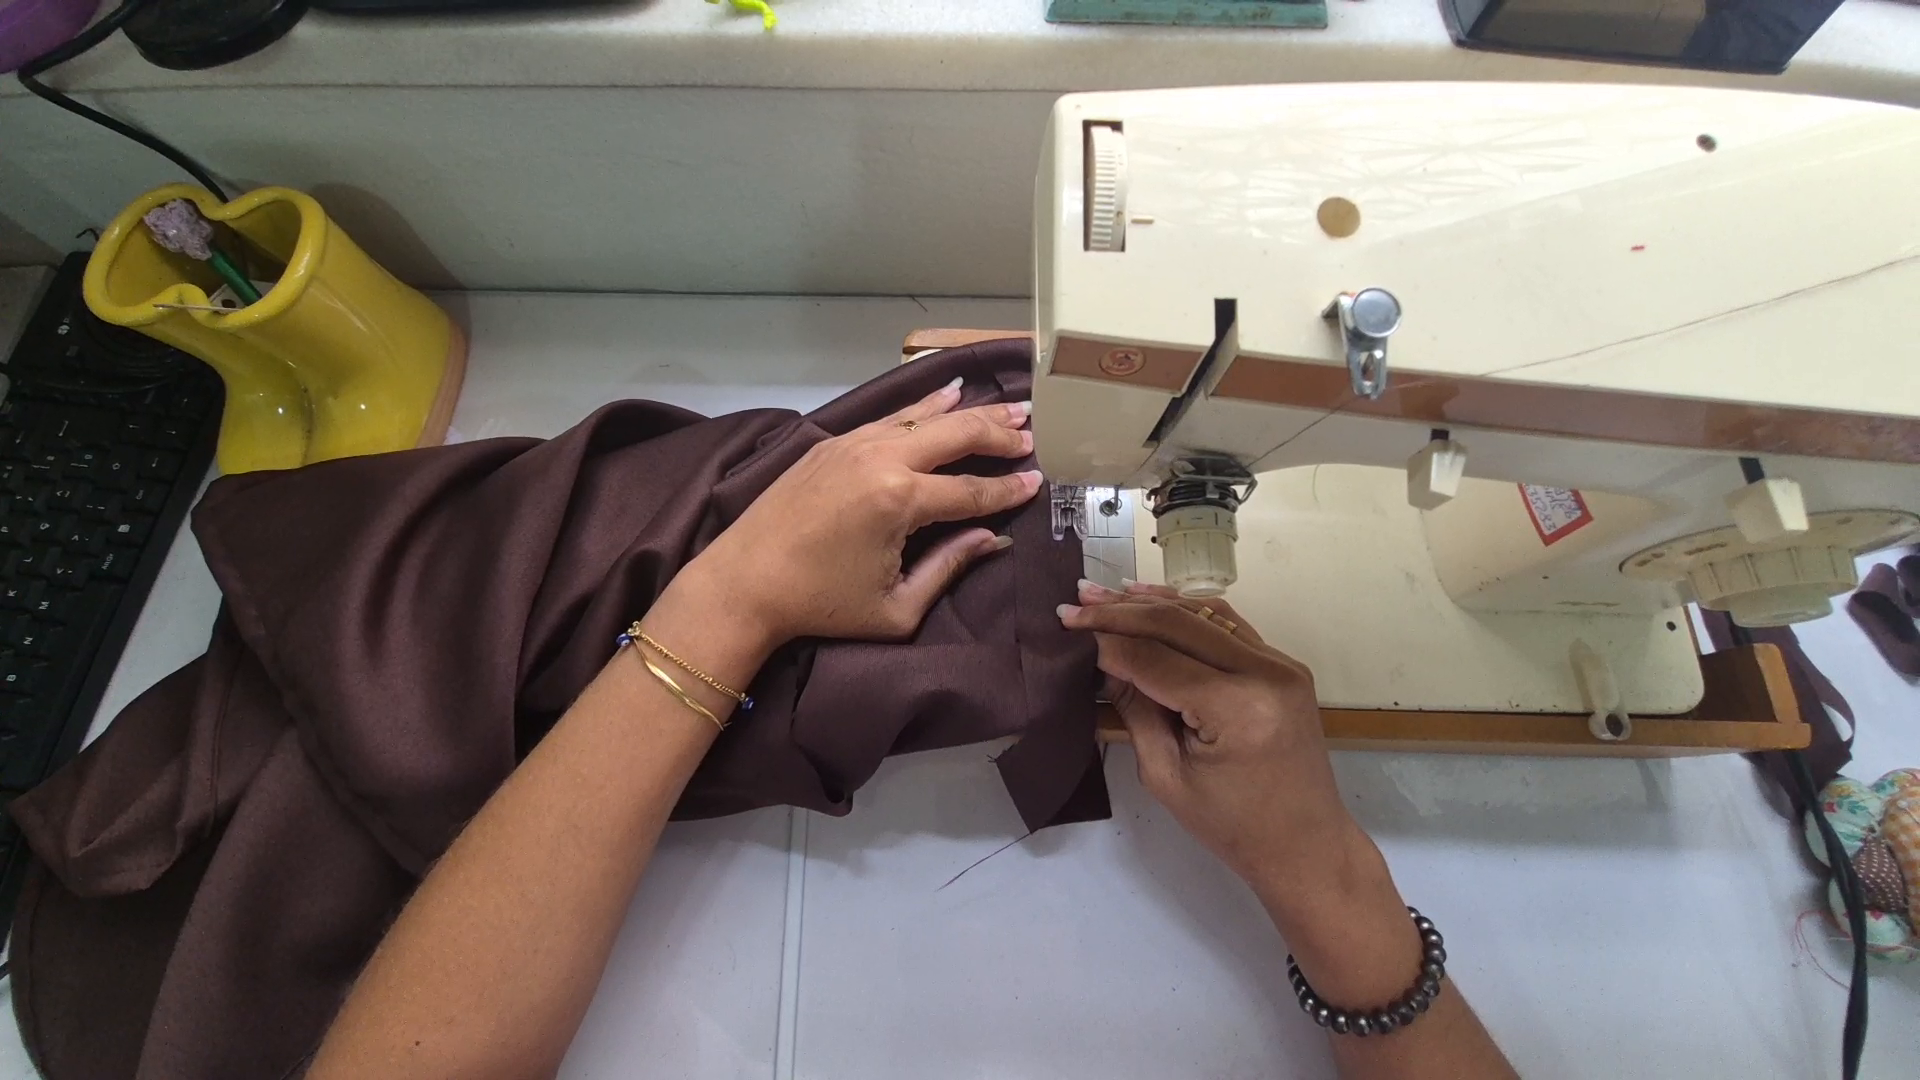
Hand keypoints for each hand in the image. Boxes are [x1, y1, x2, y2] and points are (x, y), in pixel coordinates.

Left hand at [676, 378, 1040, 646]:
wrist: (743, 583)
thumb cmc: (821, 605)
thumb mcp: (896, 608)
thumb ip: (949, 567)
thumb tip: (992, 539)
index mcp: (900, 502)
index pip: (971, 491)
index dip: (1009, 488)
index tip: (1038, 480)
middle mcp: (882, 459)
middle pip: (957, 435)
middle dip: (1001, 433)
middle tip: (1034, 432)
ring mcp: (853, 444)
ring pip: (925, 415)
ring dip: (970, 411)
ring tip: (1008, 405)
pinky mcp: (832, 442)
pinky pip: (891, 417)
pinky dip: (924, 406)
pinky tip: (947, 395)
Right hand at [1059, 582, 1362, 901]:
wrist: (1306, 846)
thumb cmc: (1230, 827)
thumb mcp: (1165, 775)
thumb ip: (1135, 709)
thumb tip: (1102, 658)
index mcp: (1236, 708)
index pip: (1154, 658)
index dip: (1107, 641)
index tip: (1067, 626)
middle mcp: (1264, 672)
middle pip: (1177, 624)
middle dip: (1120, 611)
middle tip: (1075, 601)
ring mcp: (1280, 663)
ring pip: (1202, 612)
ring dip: (1150, 602)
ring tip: (1103, 591)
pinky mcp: (1282, 663)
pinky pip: (1225, 622)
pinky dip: (1185, 609)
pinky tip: (1151, 599)